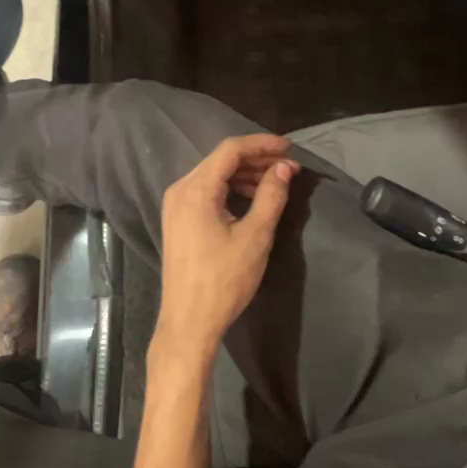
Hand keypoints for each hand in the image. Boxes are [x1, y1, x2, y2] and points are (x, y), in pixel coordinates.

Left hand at [154, 135, 298, 357]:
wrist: (189, 323)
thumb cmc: (223, 280)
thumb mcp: (255, 236)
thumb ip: (271, 196)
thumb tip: (286, 168)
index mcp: (195, 189)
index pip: (231, 149)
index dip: (262, 144)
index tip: (290, 148)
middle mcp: (180, 189)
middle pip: (221, 159)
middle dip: (256, 159)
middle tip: (288, 166)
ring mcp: (176, 205)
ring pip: (214, 175)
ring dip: (245, 174)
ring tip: (276, 181)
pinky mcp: (179, 220)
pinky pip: (207, 191)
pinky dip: (231, 189)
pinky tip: (252, 198)